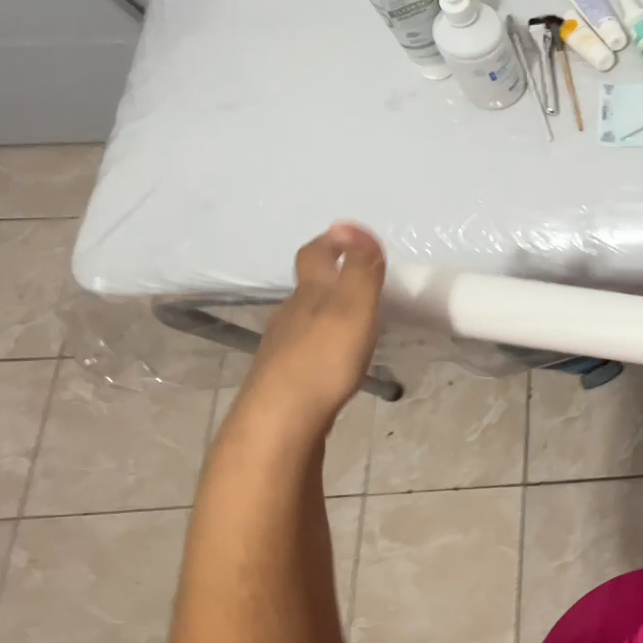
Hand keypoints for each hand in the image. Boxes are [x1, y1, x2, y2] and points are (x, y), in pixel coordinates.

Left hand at [234, 223, 386, 435]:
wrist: (279, 421)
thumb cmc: (322, 359)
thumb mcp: (354, 307)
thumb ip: (359, 267)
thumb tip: (347, 221)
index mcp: (310, 294)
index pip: (315, 256)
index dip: (332, 242)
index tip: (349, 236)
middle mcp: (291, 314)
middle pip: (309, 287)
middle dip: (332, 276)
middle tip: (363, 278)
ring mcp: (284, 346)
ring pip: (306, 317)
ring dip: (329, 311)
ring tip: (357, 319)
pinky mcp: (285, 376)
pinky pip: (306, 346)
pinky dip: (324, 342)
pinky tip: (337, 358)